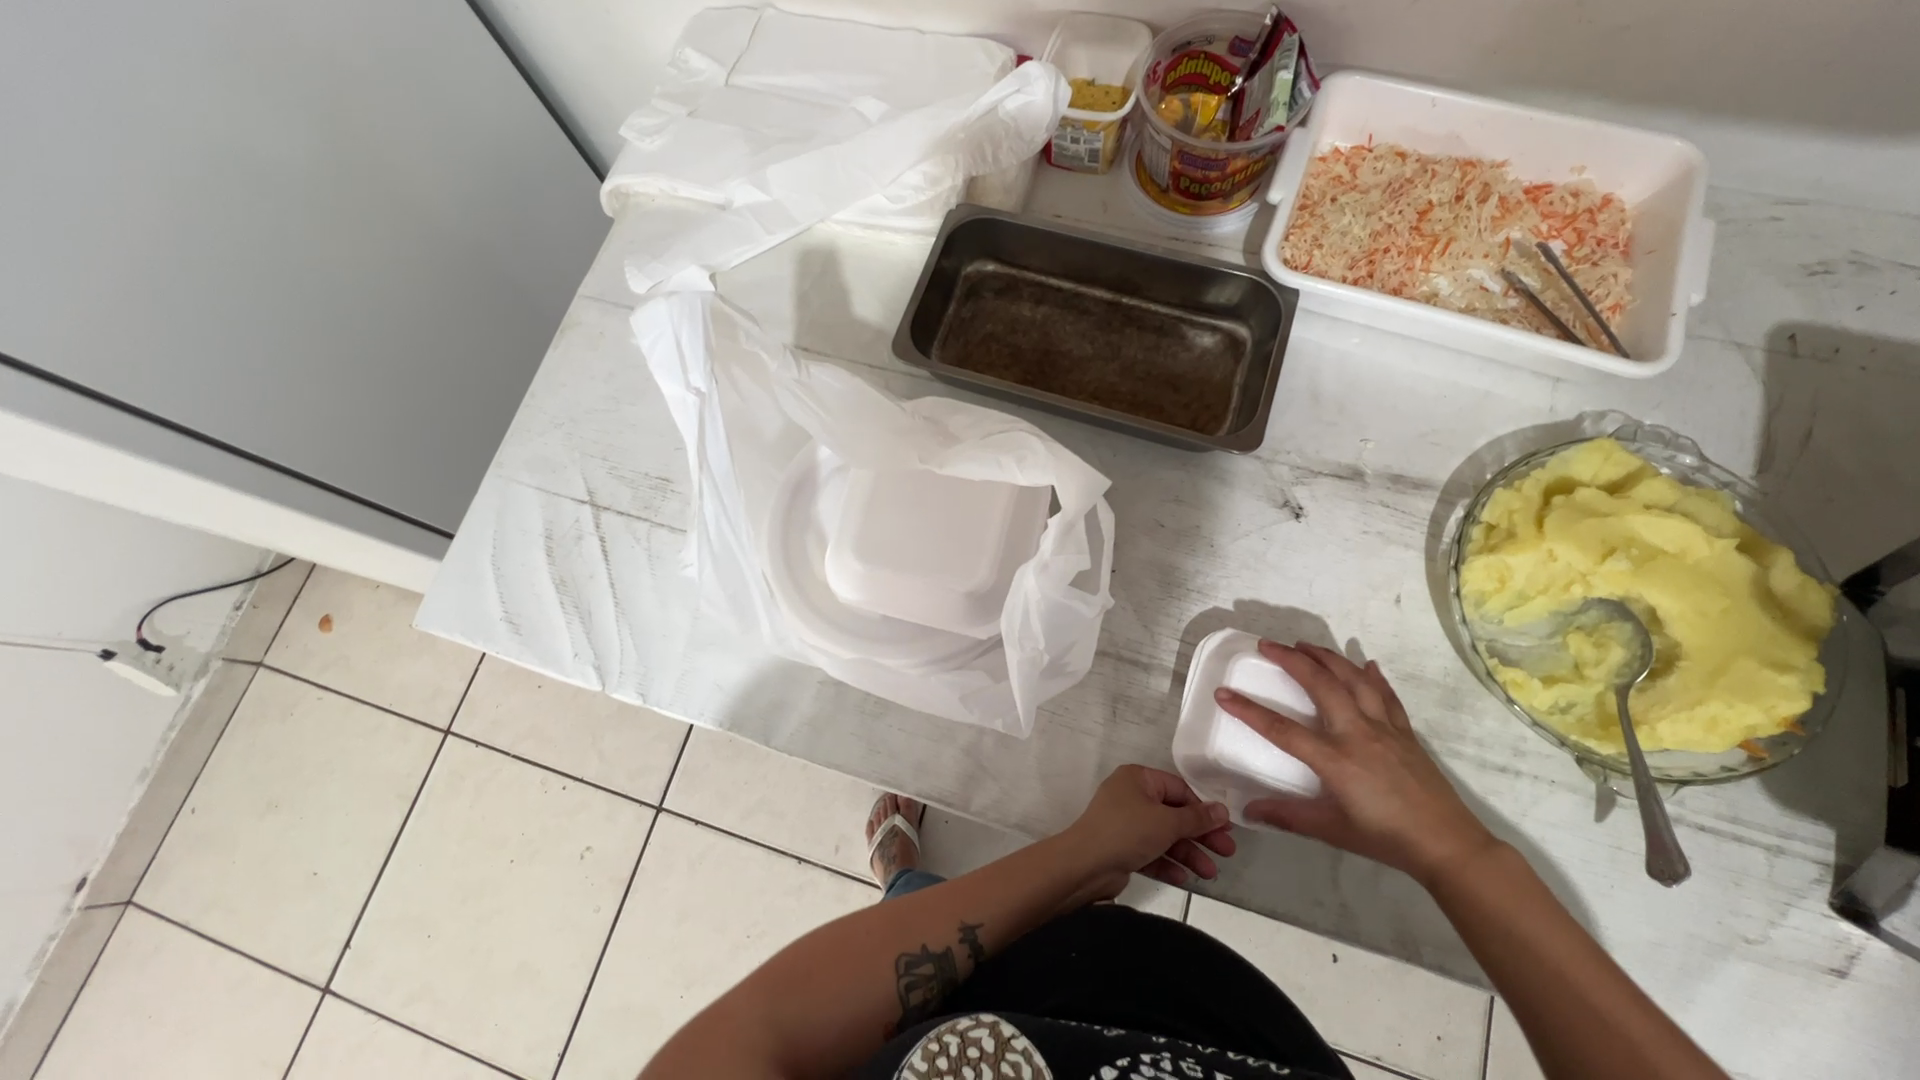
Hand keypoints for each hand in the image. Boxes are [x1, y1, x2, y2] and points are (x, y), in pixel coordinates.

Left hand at [1062, 765, 1235, 899]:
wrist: (1084, 865)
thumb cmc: (1127, 832)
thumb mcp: (1167, 822)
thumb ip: (1197, 818)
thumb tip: (1222, 811)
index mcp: (1138, 779)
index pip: (1179, 789)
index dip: (1203, 808)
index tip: (1226, 827)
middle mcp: (1131, 797)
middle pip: (1174, 815)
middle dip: (1200, 835)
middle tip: (1227, 852)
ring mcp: (1125, 824)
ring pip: (1164, 837)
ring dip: (1188, 854)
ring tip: (1210, 873)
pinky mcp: (1121, 849)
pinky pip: (1151, 853)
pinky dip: (1167, 864)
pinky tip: (1184, 878)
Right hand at [1214, 641, 1500, 888]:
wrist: (1447, 844)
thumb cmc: (1384, 838)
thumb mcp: (1331, 830)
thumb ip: (1288, 816)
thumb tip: (1247, 809)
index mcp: (1335, 759)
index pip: (1282, 729)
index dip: (1249, 710)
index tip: (1223, 693)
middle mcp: (1358, 734)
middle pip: (1322, 686)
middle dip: (1293, 661)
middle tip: (1269, 645)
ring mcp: (1385, 729)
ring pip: (1355, 681)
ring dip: (1329, 658)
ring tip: (1306, 645)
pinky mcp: (1405, 733)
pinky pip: (1386, 696)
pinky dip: (1374, 676)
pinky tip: (1366, 663)